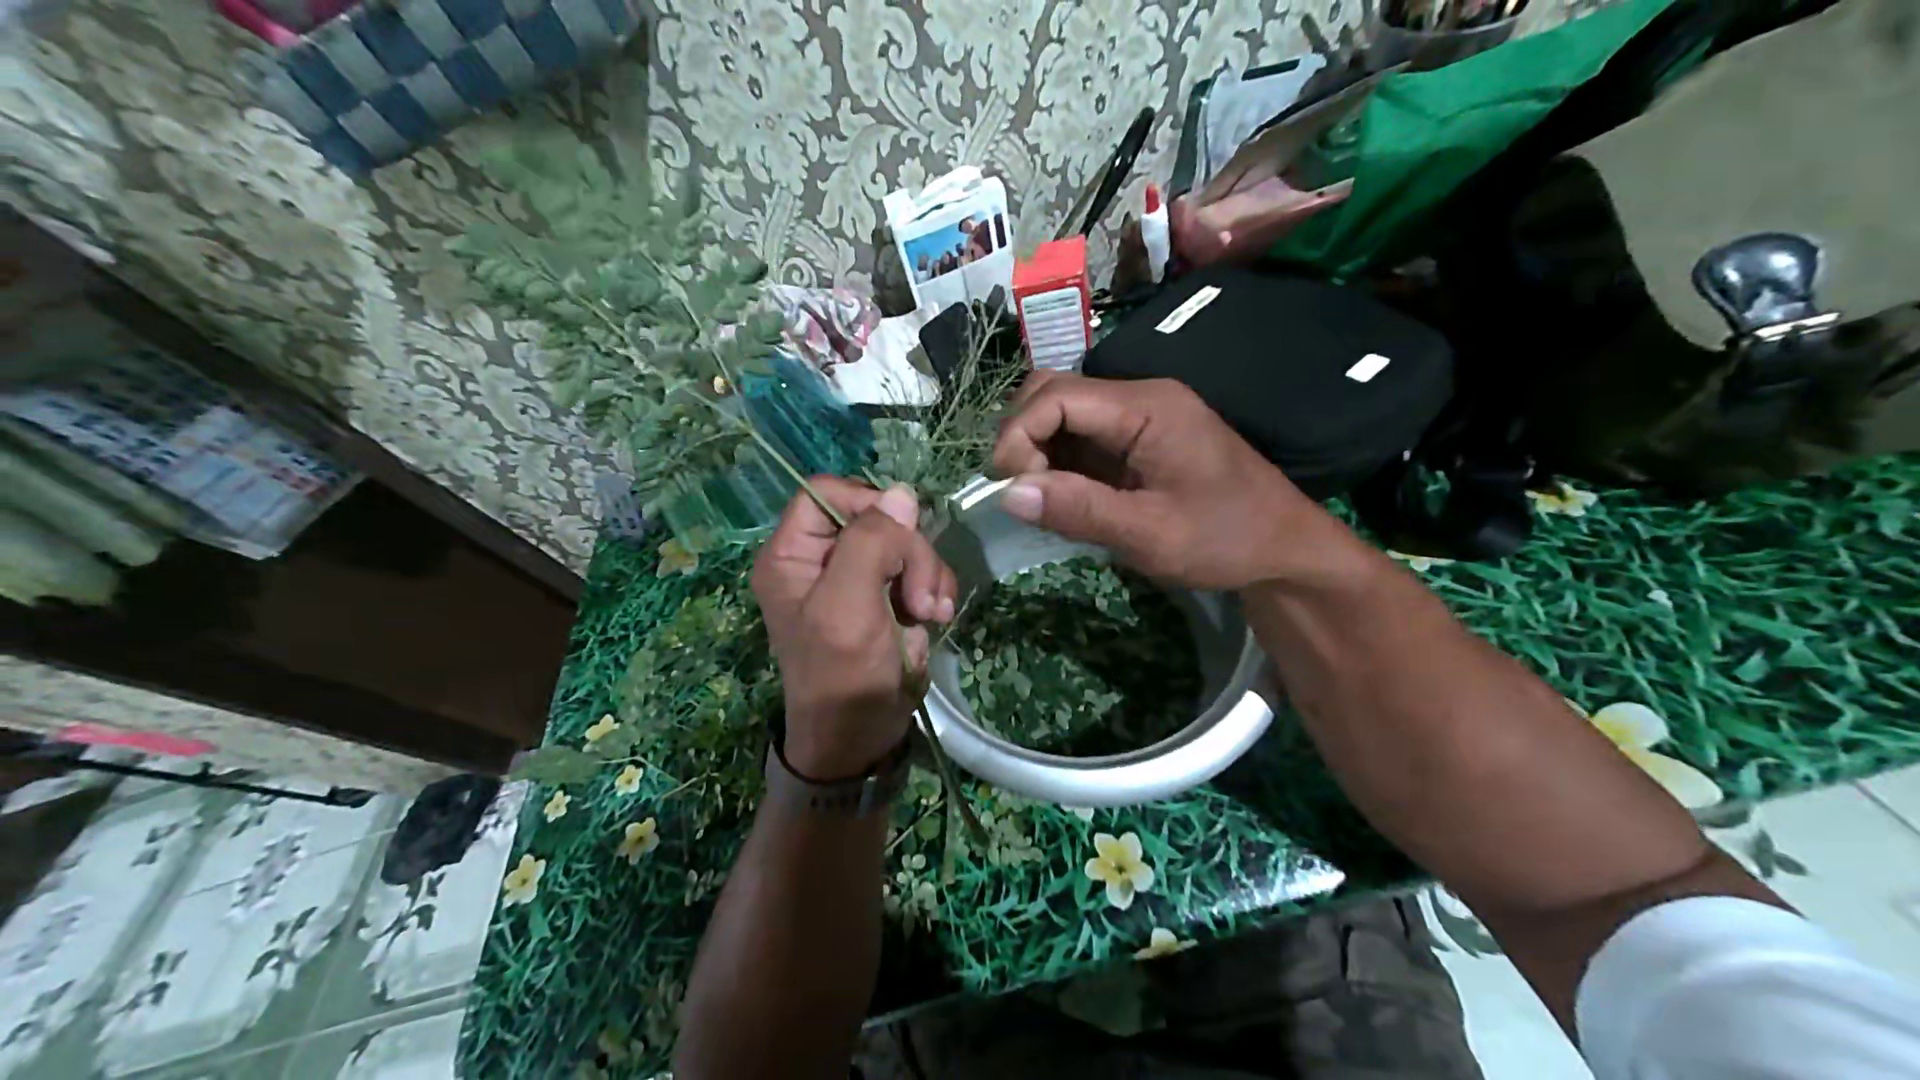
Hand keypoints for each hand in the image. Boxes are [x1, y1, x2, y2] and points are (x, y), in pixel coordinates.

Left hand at [751, 478, 957, 778]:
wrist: (861, 739)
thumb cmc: (841, 677)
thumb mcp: (847, 606)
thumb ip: (870, 543)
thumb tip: (901, 493)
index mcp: (792, 555)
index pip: (827, 493)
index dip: (867, 504)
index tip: (898, 537)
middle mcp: (822, 558)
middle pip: (877, 517)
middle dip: (909, 554)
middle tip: (922, 599)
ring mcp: (857, 577)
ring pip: (906, 542)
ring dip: (928, 573)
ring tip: (932, 614)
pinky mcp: (887, 595)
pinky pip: (920, 569)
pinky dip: (934, 589)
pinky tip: (936, 619)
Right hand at [991, 372, 1348, 589]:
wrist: (1282, 549)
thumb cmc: (1225, 539)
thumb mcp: (1150, 534)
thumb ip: (1079, 510)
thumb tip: (1007, 493)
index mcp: (1148, 407)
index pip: (1058, 396)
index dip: (1018, 434)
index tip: (1005, 485)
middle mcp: (1140, 399)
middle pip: (1054, 391)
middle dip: (1022, 435)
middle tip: (1021, 489)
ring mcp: (1139, 418)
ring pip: (1061, 412)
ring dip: (1036, 449)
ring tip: (1038, 496)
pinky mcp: (1136, 440)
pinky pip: (1080, 437)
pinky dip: (1056, 462)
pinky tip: (1059, 495)